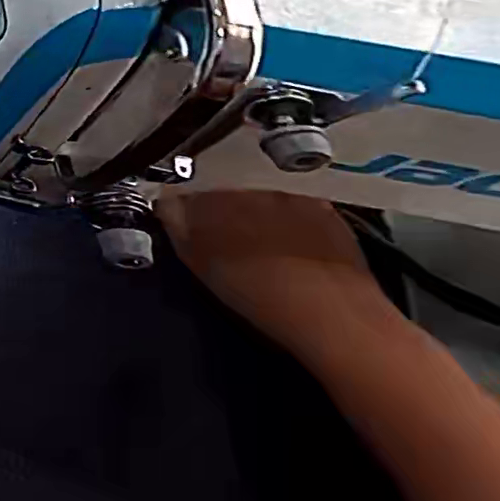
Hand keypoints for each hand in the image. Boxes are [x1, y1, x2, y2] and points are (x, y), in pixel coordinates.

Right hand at [153, 190, 400, 360]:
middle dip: (219, 204)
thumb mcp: (200, 263)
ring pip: (258, 194)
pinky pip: (293, 203)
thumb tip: (165, 201)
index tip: (185, 223)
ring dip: (253, 209)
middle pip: (223, 187)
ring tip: (259, 242)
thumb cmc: (257, 294)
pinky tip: (293, 244)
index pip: (185, 187)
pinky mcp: (324, 206)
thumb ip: (176, 225)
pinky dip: (287, 217)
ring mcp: (288, 193)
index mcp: (213, 195)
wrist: (335, 316)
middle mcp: (250, 184)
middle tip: (223, 236)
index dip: (182, 205)